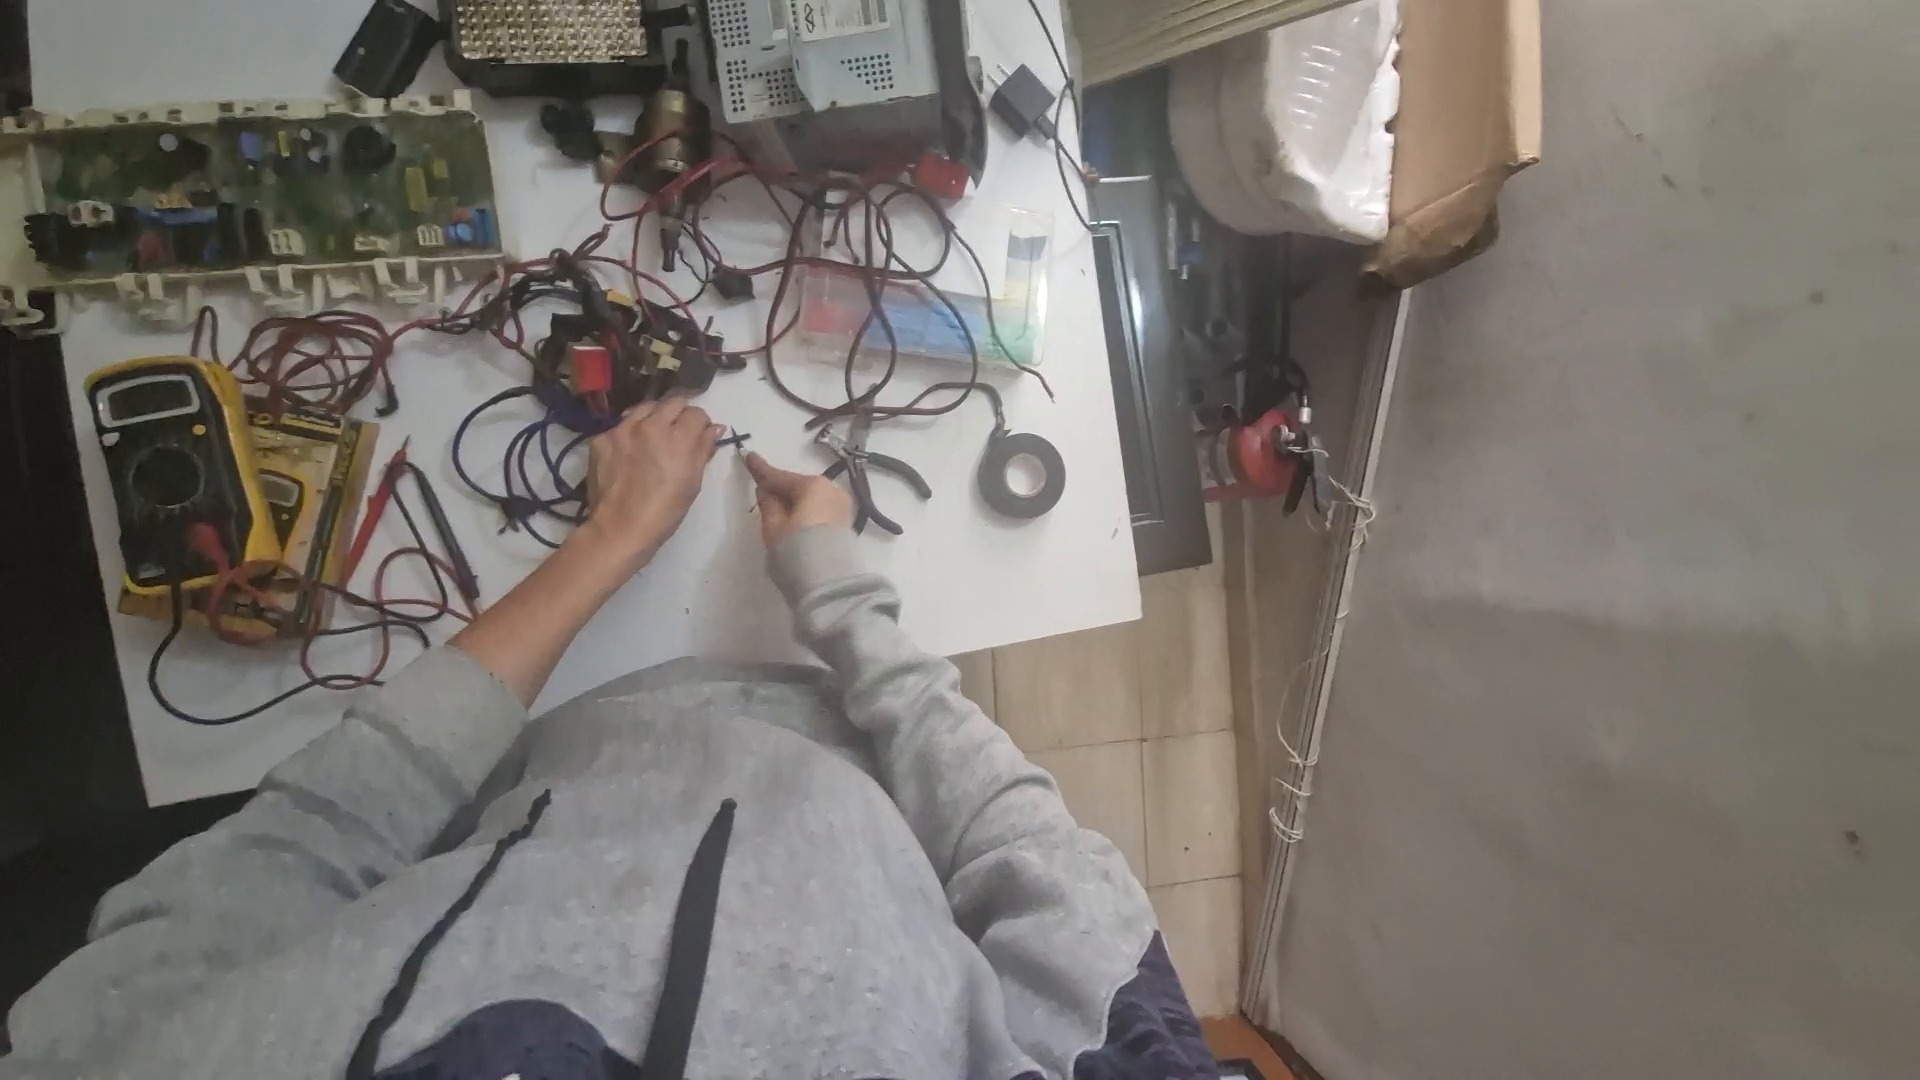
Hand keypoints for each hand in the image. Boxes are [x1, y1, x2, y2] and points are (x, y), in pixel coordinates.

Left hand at [573, 396, 721, 570]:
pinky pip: (622, 425)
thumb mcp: (693, 482)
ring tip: (655, 434)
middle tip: (680, 431)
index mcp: (679, 438)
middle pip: (673, 402)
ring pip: (645, 407)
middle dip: (681, 413)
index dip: (702, 423)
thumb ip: (703, 449)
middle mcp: (651, 425)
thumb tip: (715, 429)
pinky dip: (631, 432)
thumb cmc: (666, 510)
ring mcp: (622, 429)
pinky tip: (632, 450)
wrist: (621, 527)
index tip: (700, 434)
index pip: (697, 413)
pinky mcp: (602, 438)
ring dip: (656, 416)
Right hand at [745, 451, 853, 548]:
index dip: (762, 470)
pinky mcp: (846, 524)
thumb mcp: (773, 526)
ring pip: (811, 499)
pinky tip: (795, 519)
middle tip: (763, 491)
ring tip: (777, 510)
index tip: (749, 457)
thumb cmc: (795, 549)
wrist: (829, 582)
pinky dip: (806, 512)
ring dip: (795, 502)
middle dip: (781, 490)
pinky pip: (820, 510)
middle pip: (799, 487)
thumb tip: (766, 489)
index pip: (780, 477)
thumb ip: (768, 504)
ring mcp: (842, 507)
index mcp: (813, 486)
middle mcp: (832, 490)